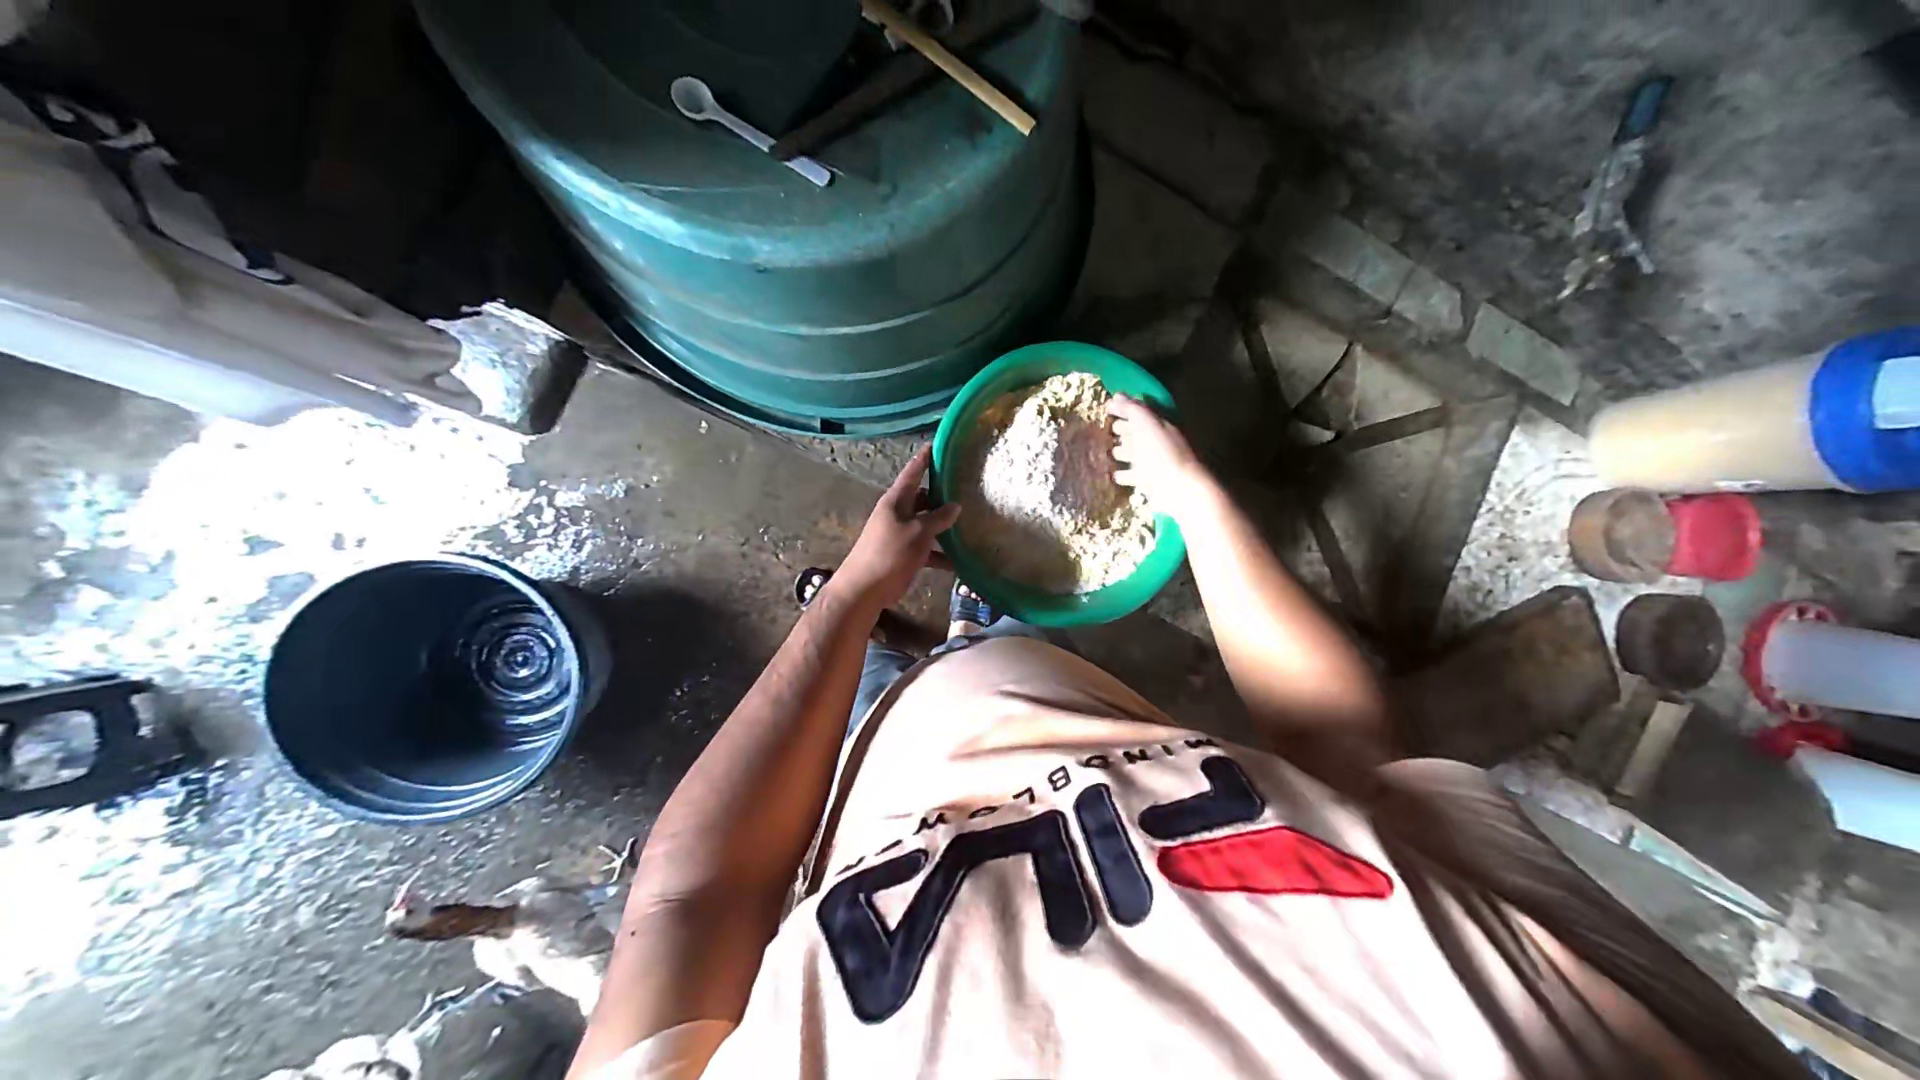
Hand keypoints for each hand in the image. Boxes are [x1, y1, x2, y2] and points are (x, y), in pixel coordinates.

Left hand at [829, 446, 961, 612]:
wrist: (865, 589)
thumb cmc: (890, 553)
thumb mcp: (918, 532)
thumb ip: (937, 518)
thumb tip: (955, 505)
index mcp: (897, 500)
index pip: (913, 472)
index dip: (925, 458)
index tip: (937, 444)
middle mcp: (898, 513)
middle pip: (923, 498)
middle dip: (943, 496)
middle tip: (967, 491)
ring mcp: (901, 533)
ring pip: (927, 524)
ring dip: (945, 528)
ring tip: (970, 525)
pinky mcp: (904, 554)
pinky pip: (927, 548)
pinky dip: (941, 554)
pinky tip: (959, 562)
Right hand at [1109, 395, 1209, 519]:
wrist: (1178, 490)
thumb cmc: (1162, 454)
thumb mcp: (1147, 425)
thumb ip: (1133, 409)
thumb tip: (1117, 395)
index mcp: (1158, 426)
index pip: (1140, 413)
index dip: (1124, 409)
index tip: (1107, 408)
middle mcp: (1157, 443)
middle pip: (1138, 433)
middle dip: (1123, 430)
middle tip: (1107, 429)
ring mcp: (1154, 464)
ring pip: (1135, 455)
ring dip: (1122, 452)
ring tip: (1106, 452)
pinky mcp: (1150, 483)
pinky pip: (1133, 476)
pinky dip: (1123, 474)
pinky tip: (1112, 475)